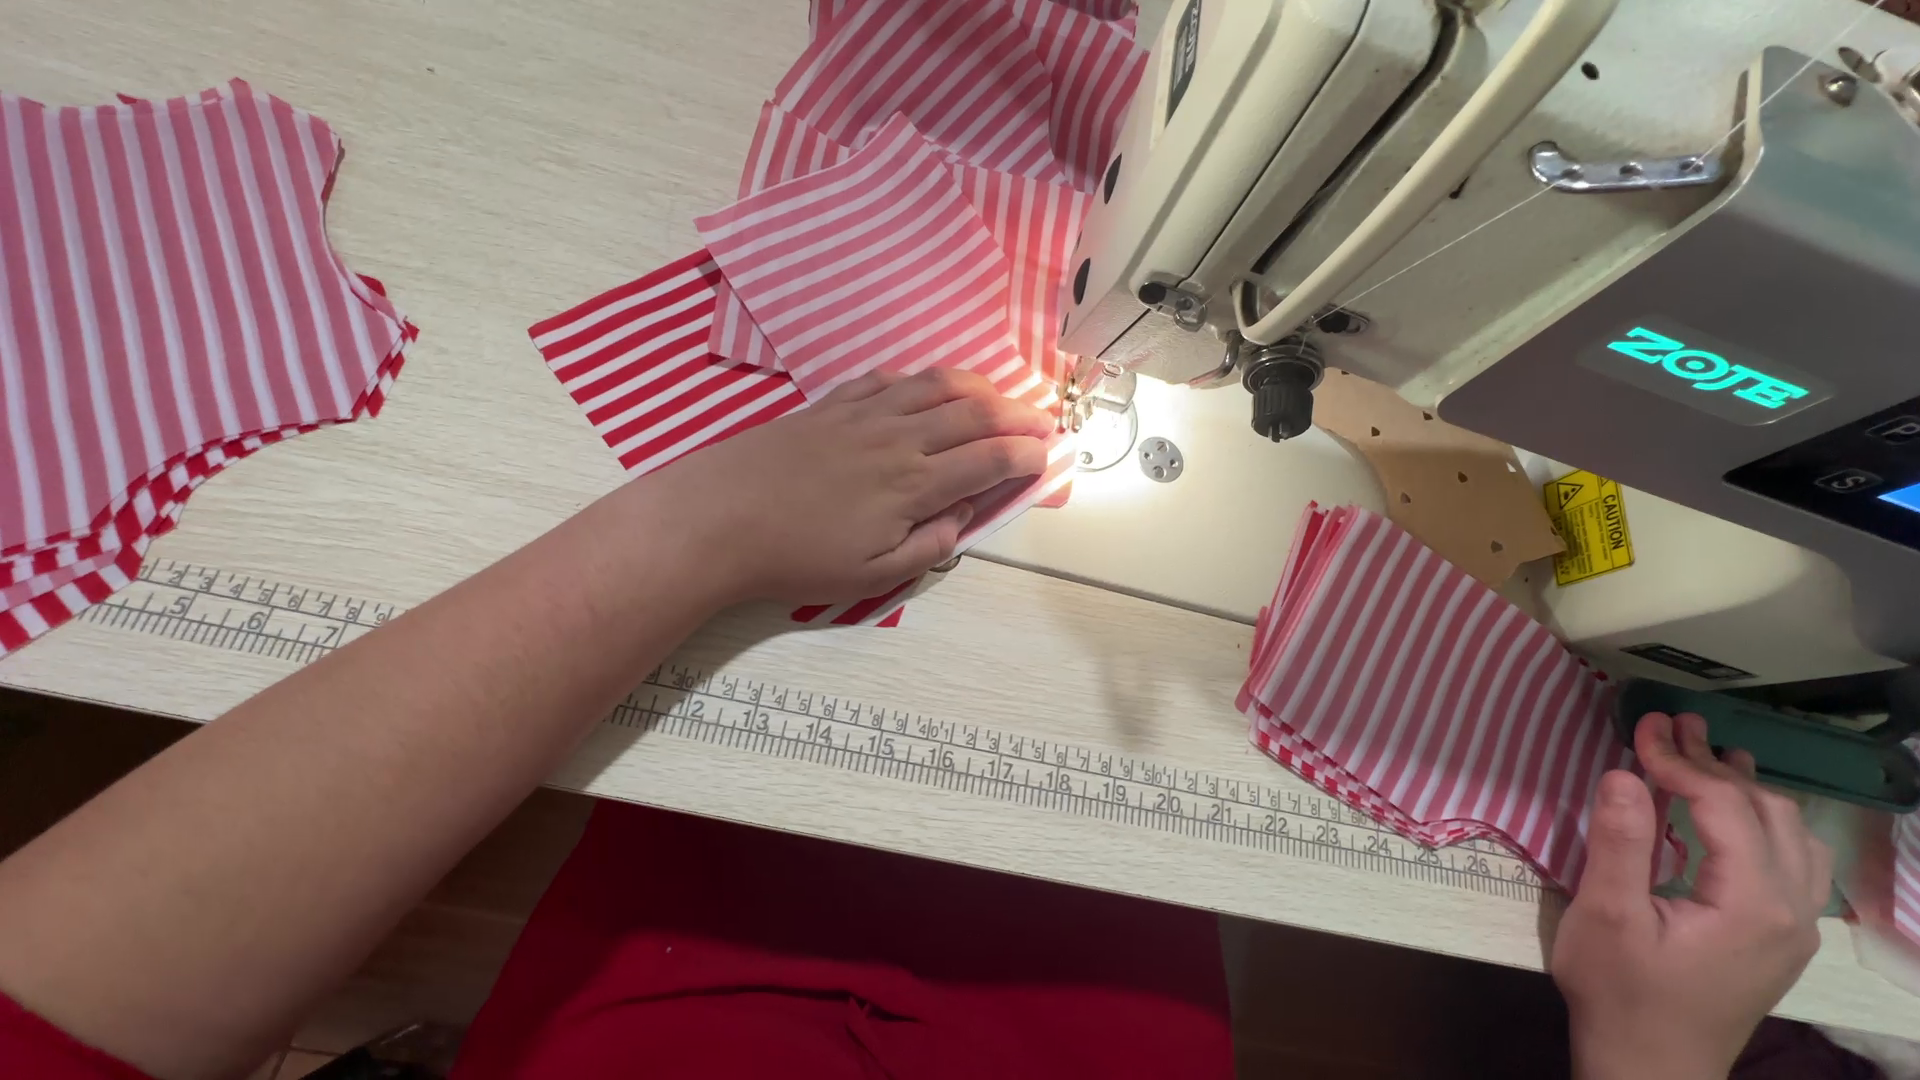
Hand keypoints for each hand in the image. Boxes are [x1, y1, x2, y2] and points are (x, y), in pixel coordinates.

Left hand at [643, 367, 1052, 604]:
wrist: (719, 518)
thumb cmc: (797, 557)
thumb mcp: (871, 575)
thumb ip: (928, 546)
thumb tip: (962, 517)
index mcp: (914, 484)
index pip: (989, 459)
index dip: (1027, 456)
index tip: (1047, 458)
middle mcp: (899, 438)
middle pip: (974, 413)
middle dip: (1018, 415)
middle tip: (1042, 421)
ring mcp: (864, 414)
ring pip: (936, 385)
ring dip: (978, 387)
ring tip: (999, 396)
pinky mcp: (831, 404)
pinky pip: (888, 379)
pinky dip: (919, 379)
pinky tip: (925, 388)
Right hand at [1552, 712, 1831, 1079]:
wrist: (1652, 1060)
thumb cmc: (1619, 986)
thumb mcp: (1605, 912)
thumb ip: (1620, 841)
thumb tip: (1623, 774)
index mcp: (1748, 901)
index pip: (1723, 805)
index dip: (1679, 760)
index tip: (1637, 726)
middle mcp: (1789, 908)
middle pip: (1764, 811)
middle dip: (1711, 762)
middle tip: (1664, 725)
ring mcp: (1793, 923)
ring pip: (1789, 832)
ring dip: (1742, 785)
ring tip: (1701, 749)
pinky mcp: (1779, 933)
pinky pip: (1790, 857)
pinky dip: (1759, 818)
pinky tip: (1731, 809)